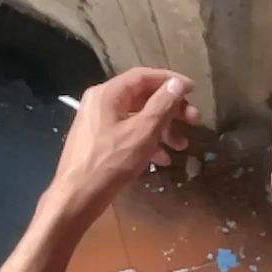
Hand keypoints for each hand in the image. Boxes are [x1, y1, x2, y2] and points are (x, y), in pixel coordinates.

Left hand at [48, 67, 198, 220]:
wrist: (78, 195)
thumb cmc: (111, 161)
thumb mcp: (143, 132)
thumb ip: (162, 105)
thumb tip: (178, 84)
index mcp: (108, 93)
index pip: (144, 76)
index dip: (171, 81)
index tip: (193, 90)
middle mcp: (101, 102)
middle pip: (142, 97)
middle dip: (170, 109)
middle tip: (193, 121)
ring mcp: (98, 122)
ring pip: (137, 118)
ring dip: (162, 129)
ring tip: (181, 145)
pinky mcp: (99, 141)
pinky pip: (128, 133)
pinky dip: (147, 141)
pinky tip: (162, 158)